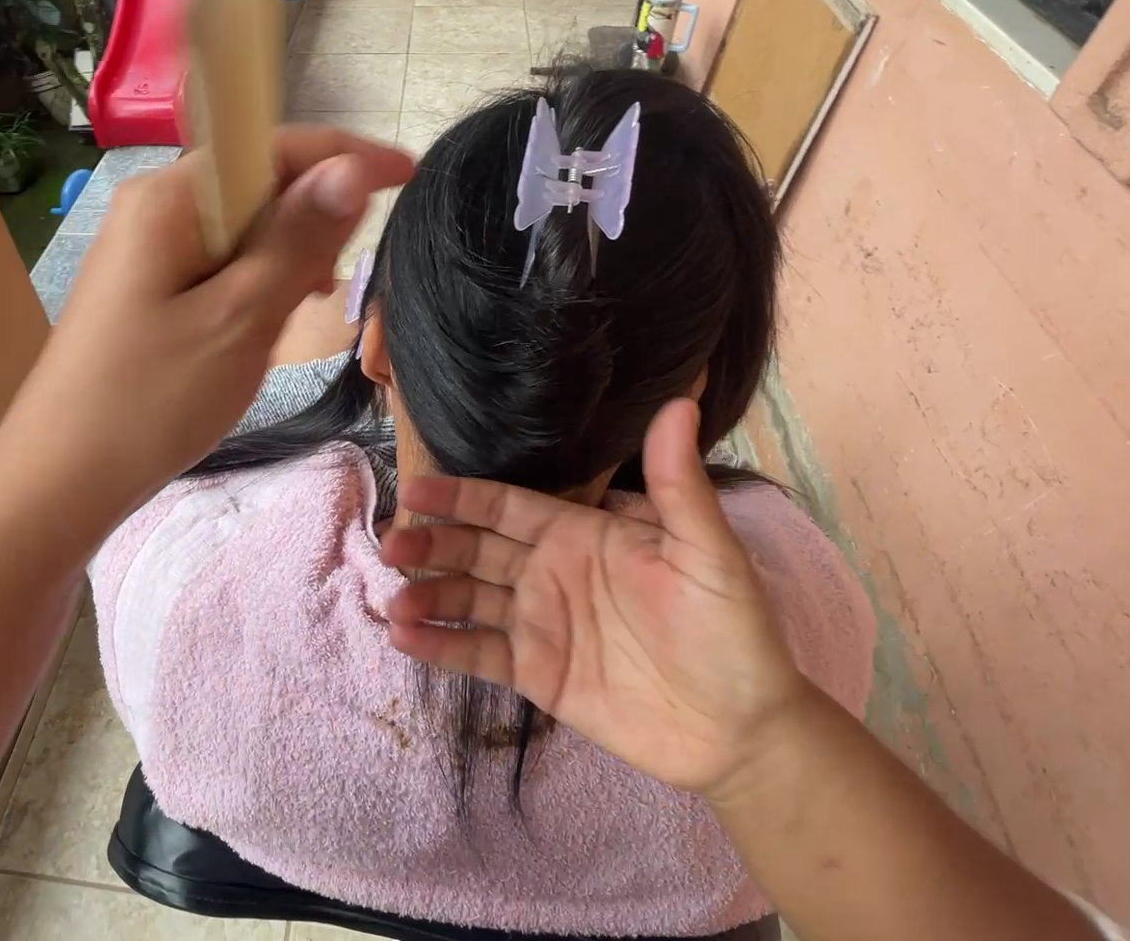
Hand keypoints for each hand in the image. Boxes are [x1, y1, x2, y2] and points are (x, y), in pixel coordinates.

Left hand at [8, 126, 413, 500]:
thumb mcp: (240, 319)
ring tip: (302, 312)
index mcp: (171, 198)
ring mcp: (147, 252)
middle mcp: (155, 209)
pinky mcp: (149, 291)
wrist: (61, 480)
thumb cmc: (151, 400)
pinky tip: (266, 324)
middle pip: (257, 185)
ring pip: (243, 231)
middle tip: (332, 288)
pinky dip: (257, 286)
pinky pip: (220, 266)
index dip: (344, 155)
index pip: (271, 145)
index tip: (408, 176)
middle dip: (310, 221)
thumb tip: (352, 167)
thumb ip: (297, 240)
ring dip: (286, 260)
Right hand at [379, 398, 812, 797]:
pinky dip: (441, 647)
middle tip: (390, 545)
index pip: (506, 506)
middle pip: (475, 549)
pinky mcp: (536, 673)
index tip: (415, 490)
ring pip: (468, 600)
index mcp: (579, 534)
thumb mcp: (707, 554)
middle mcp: (548, 572)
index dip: (460, 497)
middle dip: (431, 544)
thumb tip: (679, 401)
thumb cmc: (729, 631)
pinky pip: (479, 654)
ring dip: (428, 596)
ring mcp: (538, 624)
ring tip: (393, 602)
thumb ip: (678, 484)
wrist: (739, 728)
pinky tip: (405, 639)